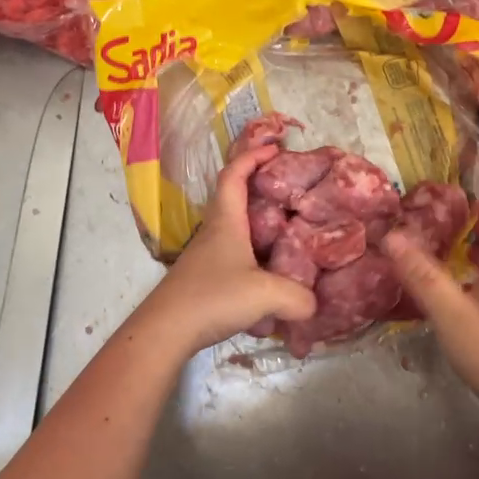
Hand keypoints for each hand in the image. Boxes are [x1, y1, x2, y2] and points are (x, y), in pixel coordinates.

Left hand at [134, 145, 315, 355]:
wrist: (166, 330)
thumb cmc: (212, 297)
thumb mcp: (265, 295)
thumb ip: (297, 297)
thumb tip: (312, 304)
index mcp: (226, 222)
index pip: (234, 175)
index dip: (251, 157)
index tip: (274, 149)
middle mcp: (215, 232)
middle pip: (234, 198)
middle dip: (259, 188)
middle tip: (289, 188)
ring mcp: (207, 256)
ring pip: (235, 229)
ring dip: (258, 225)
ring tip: (289, 232)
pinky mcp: (205, 279)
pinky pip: (235, 257)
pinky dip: (254, 257)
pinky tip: (271, 277)